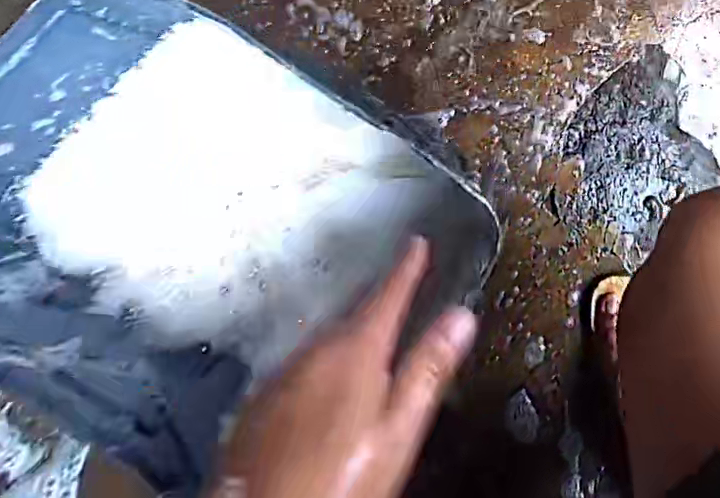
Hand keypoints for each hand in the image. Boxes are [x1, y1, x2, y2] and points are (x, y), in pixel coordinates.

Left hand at [211, 239, 478, 497]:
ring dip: (350, 331)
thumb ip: (430, 367)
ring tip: (369, 336)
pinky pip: (299, 366)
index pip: (390, 292)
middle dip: (379, 300)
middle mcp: (316, 353)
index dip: (408, 265)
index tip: (417, 244)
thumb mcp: (399, 428)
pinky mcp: (258, 406)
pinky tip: (325, 386)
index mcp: (357, 350)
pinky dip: (320, 363)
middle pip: (356, 313)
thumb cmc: (338, 483)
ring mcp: (283, 377)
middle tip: (401, 288)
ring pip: (325, 338)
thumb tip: (461, 318)